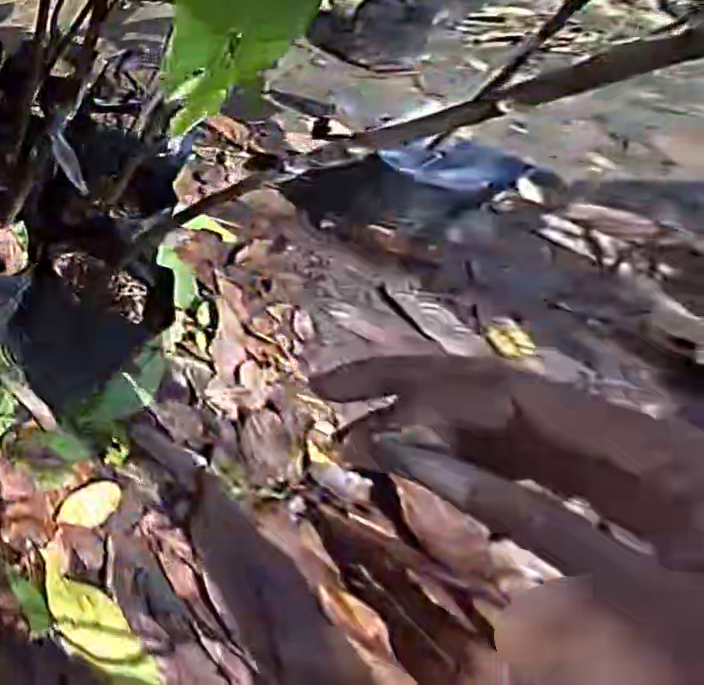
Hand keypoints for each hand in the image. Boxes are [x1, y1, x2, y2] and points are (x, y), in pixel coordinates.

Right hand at [314, 356, 703, 683]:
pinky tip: (421, 459)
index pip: (508, 391)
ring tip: (361, 435)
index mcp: (654, 449)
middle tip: (324, 388)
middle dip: (405, 383)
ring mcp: (627, 466)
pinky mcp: (622, 495)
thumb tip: (400, 453)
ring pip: (503, 417)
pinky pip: (526, 454)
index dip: (426, 400)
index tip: (366, 431)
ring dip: (425, 419)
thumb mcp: (638, 596)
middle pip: (497, 386)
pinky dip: (464, 451)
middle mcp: (632, 439)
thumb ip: (520, 516)